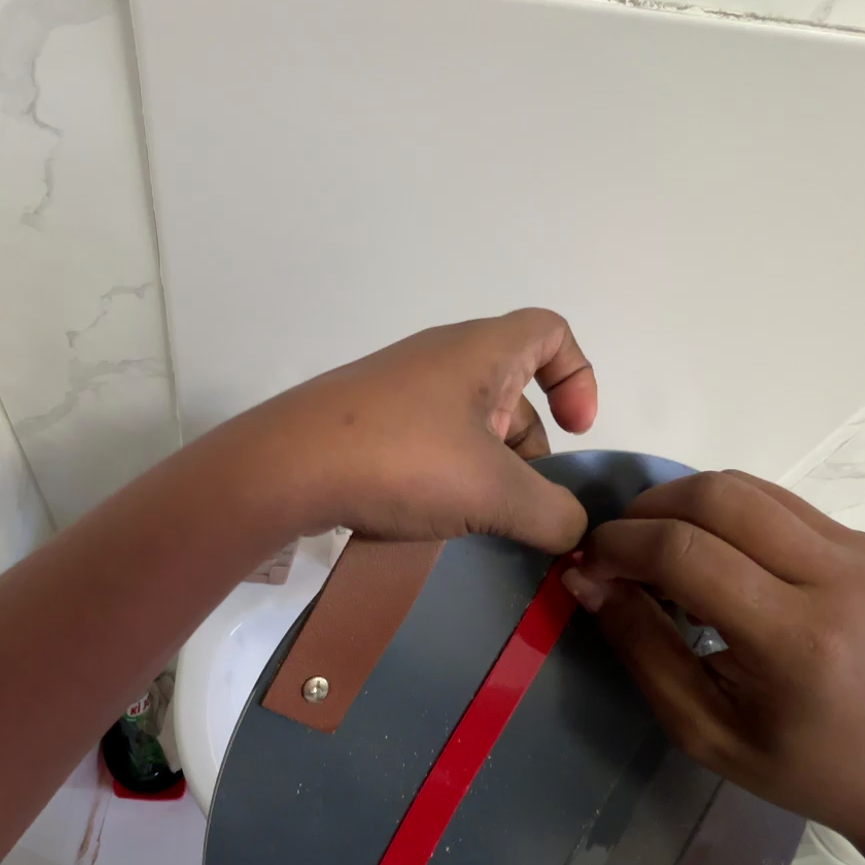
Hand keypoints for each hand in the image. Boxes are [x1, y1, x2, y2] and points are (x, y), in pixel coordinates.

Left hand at [232, 308, 597, 552]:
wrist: (285, 468)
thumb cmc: (403, 459)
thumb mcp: (493, 491)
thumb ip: (551, 513)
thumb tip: (573, 532)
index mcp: (481, 352)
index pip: (551, 333)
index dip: (579, 376)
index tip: (575, 432)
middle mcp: (441, 361)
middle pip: (513, 394)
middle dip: (531, 452)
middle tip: (523, 508)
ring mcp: (398, 392)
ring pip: (469, 428)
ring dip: (487, 474)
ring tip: (479, 524)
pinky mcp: (367, 424)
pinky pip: (427, 444)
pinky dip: (445, 478)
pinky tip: (434, 520)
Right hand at [559, 470, 864, 847]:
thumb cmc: (804, 768)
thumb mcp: (701, 729)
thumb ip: (639, 644)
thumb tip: (583, 576)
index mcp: (798, 640)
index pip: (684, 551)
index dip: (618, 546)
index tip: (589, 567)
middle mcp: (837, 579)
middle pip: (713, 495)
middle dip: (644, 511)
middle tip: (618, 550)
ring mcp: (861, 553)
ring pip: (741, 485)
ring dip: (679, 504)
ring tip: (658, 549)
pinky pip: (772, 499)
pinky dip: (720, 512)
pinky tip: (710, 553)